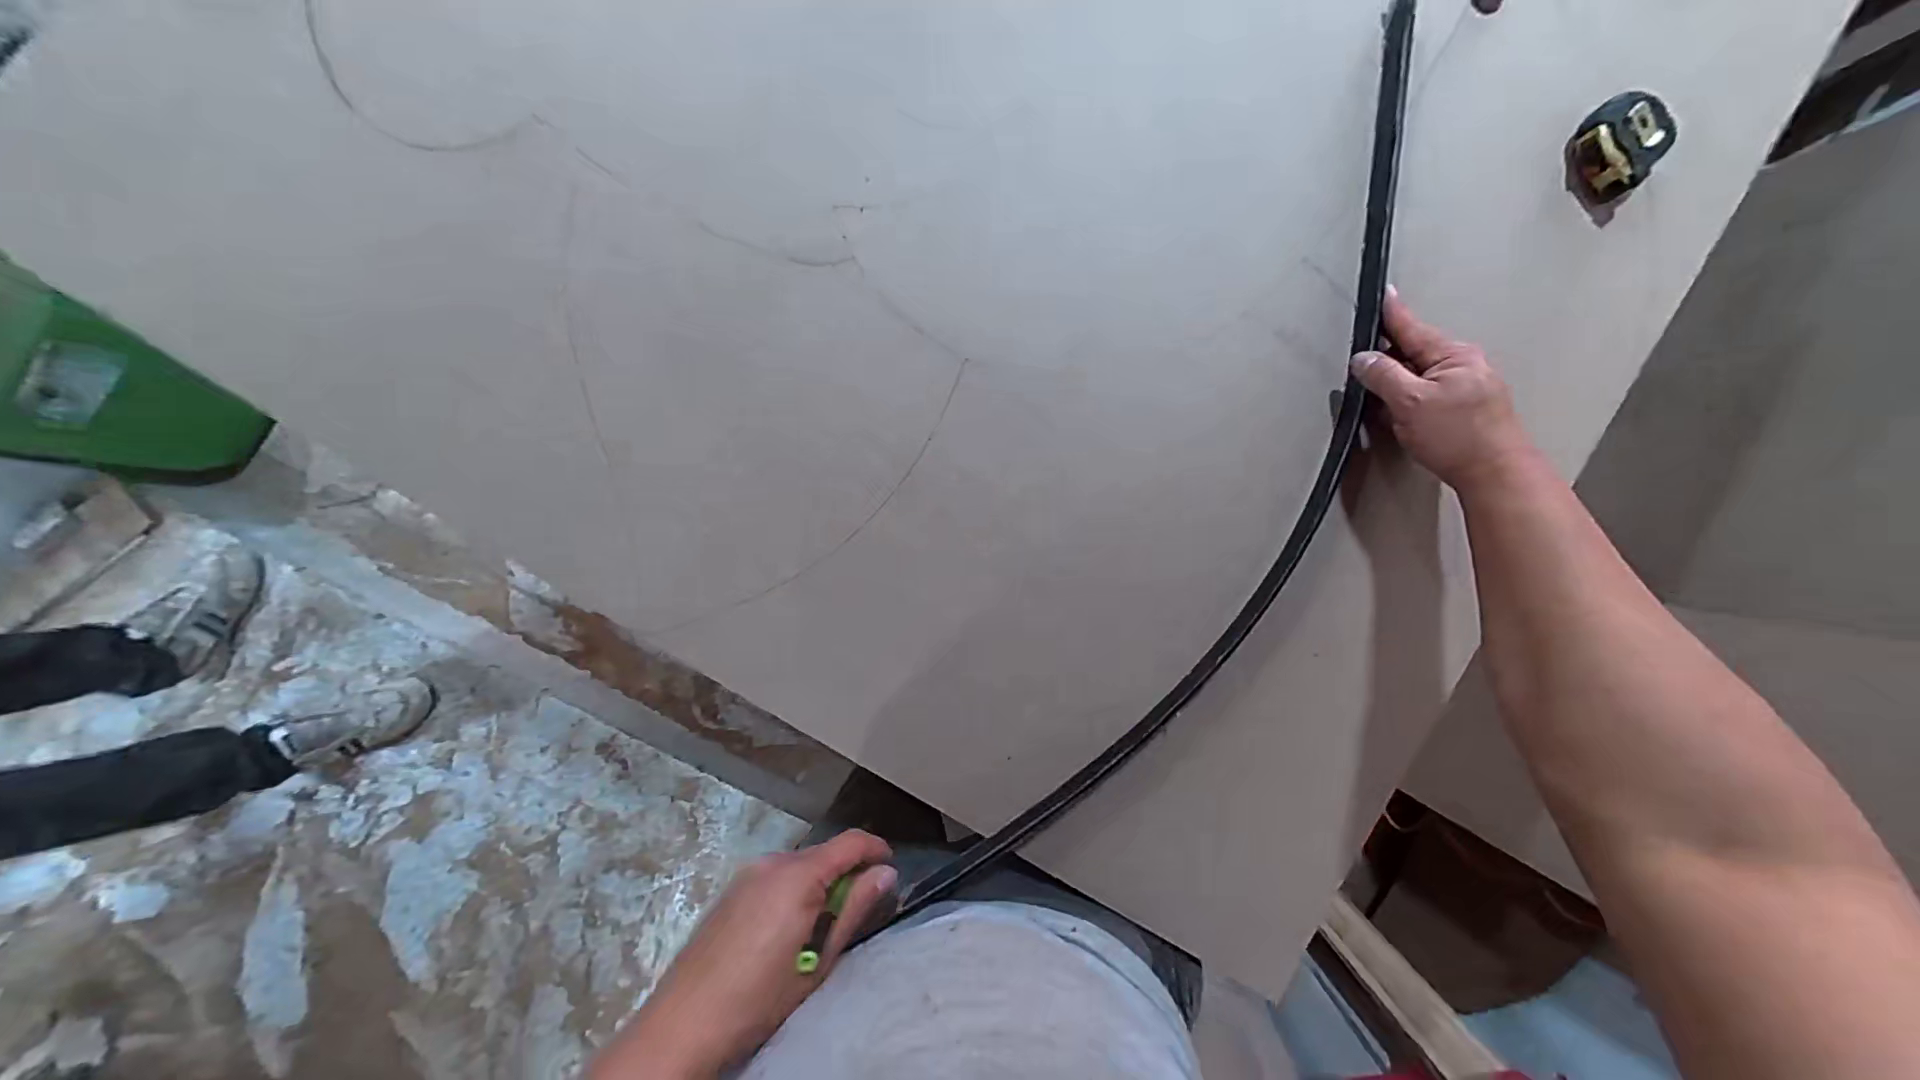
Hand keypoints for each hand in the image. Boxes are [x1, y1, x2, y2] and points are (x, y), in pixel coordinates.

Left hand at [589, 830, 897, 1079]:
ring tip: (823, 926)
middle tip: (859, 910)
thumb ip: (854, 909)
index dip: (876, 850)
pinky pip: (776, 875)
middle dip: (848, 872)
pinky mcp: (731, 889)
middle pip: (824, 852)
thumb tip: (885, 873)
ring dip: (820, 882)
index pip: (851, 842)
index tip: (891, 871)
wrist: (681, 1025)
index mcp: (797, 875)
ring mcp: (747, 873)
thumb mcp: (818, 960)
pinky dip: (794, 889)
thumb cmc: (758, 998)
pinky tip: (789, 929)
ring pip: (800, 864)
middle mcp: (772, 862)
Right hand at [1349, 288, 1536, 490]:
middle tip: (1361, 367)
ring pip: (1417, 374)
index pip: (1411, 327)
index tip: (1382, 292)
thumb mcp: (1410, 402)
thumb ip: (1383, 375)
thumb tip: (1362, 358)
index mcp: (1452, 355)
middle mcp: (1462, 364)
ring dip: (1394, 383)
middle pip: (1412, 352)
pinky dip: (1406, 398)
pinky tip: (1396, 415)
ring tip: (1376, 398)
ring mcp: (1464, 386)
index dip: (1392, 312)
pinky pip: (1425, 392)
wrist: (1495, 472)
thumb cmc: (1456, 436)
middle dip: (1385, 358)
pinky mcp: (1463, 407)